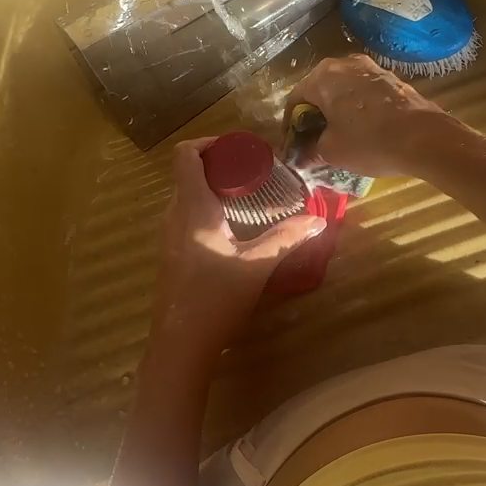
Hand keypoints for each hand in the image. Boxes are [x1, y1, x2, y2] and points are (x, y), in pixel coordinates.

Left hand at [147, 138, 325, 361]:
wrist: (181, 343)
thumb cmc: (215, 298)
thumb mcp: (257, 266)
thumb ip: (287, 239)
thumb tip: (318, 219)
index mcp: (192, 208)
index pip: (185, 155)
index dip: (208, 142)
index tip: (238, 150)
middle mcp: (174, 215)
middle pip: (187, 173)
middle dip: (218, 165)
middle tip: (252, 173)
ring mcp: (167, 236)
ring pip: (185, 195)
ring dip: (212, 188)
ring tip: (246, 198)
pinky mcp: (170, 254)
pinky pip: (185, 216)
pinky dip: (206, 209)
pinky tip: (232, 229)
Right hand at [287, 54, 451, 176]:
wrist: (424, 138)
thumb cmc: (369, 142)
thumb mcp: (332, 152)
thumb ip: (311, 150)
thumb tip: (301, 155)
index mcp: (323, 76)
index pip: (295, 100)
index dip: (291, 127)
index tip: (293, 148)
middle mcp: (345, 64)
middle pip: (319, 92)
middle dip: (314, 118)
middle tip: (313, 144)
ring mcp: (371, 69)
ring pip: (343, 91)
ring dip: (337, 113)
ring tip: (338, 139)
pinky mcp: (392, 80)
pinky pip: (364, 94)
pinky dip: (357, 110)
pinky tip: (362, 131)